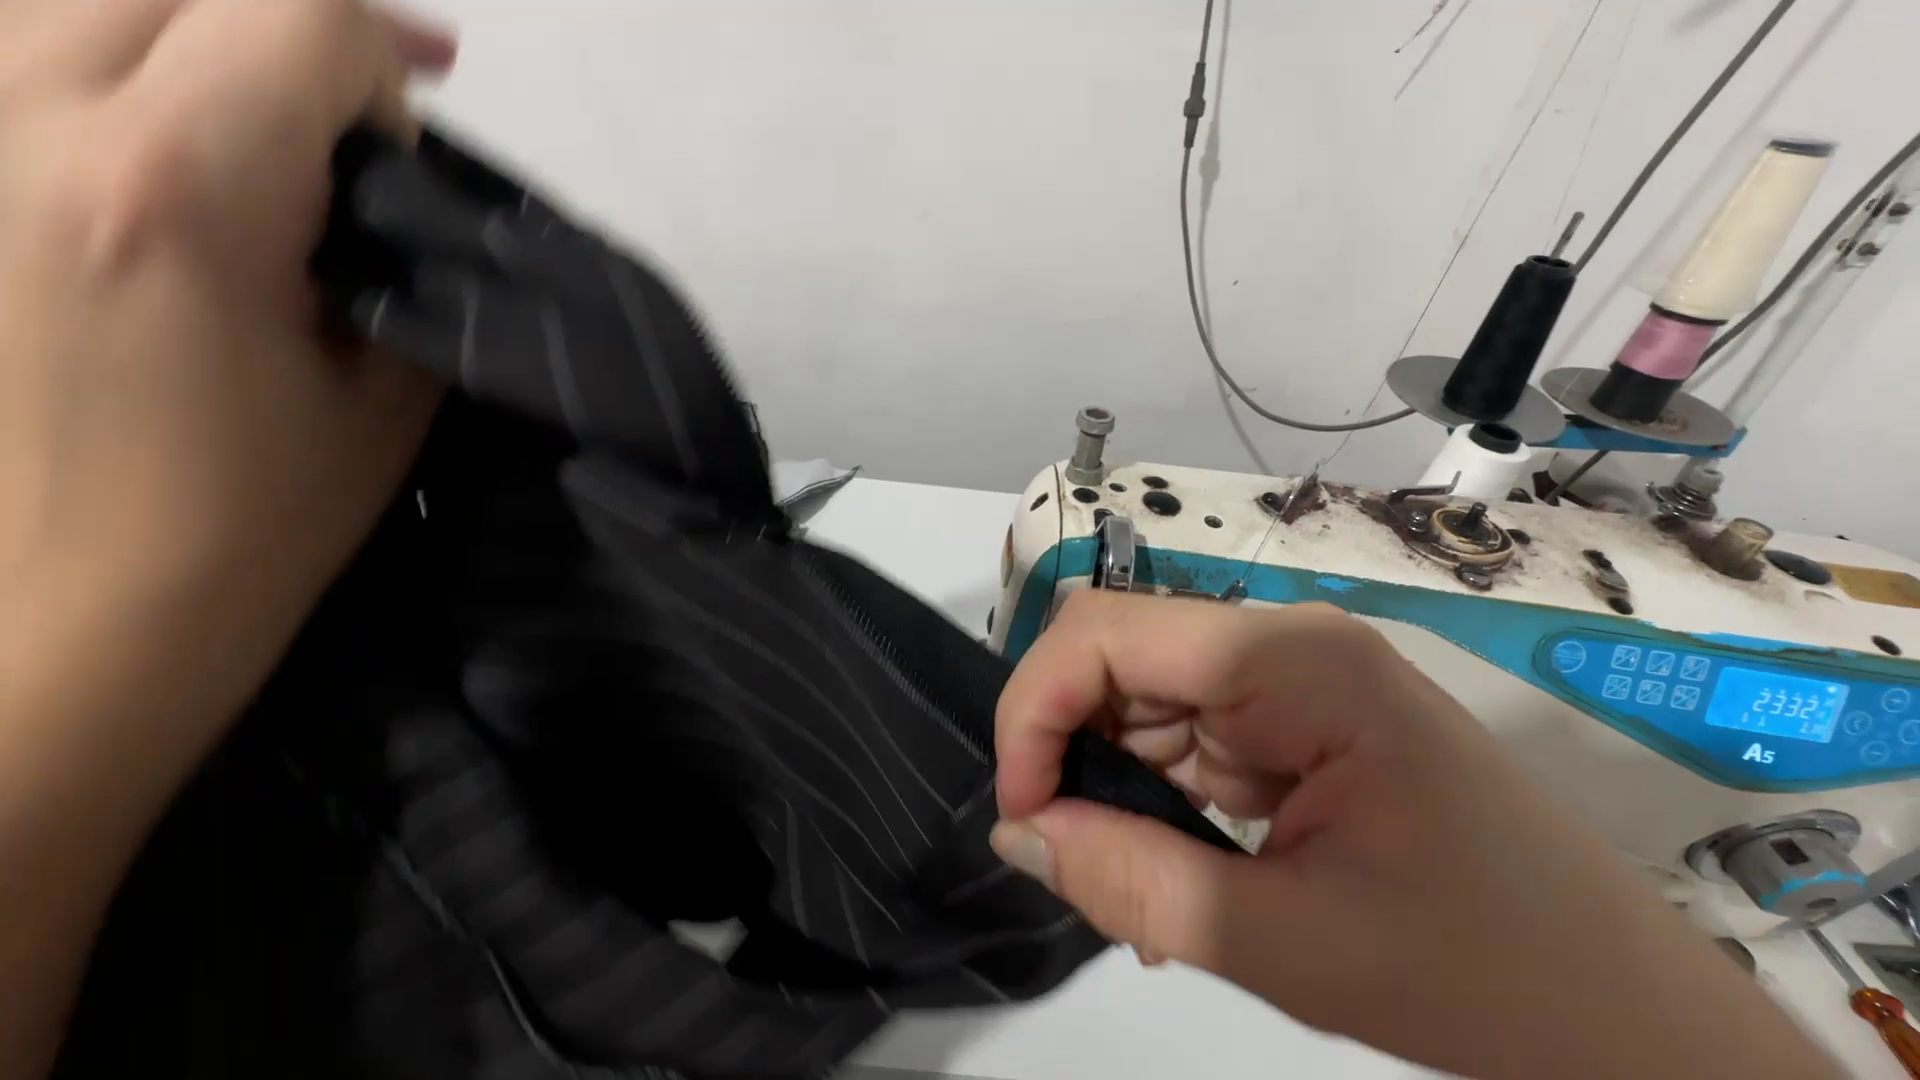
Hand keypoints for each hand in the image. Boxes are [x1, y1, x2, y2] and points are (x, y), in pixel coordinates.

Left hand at [0, 0, 454, 732]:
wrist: (64, 614)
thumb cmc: (255, 518)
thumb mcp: (389, 388)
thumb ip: (407, 256)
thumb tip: (395, 173)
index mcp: (177, 190)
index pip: (300, 15)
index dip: (382, 58)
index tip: (409, 149)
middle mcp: (22, 118)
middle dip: (303, 27)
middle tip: (374, 96)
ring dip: (206, 29)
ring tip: (282, 102)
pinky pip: (27, 54)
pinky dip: (115, 58)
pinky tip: (171, 115)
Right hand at [993, 592, 1839, 1079]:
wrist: (1626, 1011)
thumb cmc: (1480, 971)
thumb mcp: (1288, 942)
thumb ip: (1136, 883)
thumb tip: (1017, 833)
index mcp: (1294, 662)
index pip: (1106, 632)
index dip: (1036, 709)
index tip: (1024, 816)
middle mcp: (1284, 646)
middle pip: (1117, 658)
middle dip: (1068, 751)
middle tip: (1075, 862)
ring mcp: (1290, 681)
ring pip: (1139, 702)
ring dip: (1108, 783)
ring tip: (1134, 886)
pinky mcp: (1292, 722)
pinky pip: (1181, 738)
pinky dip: (1150, 799)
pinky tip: (1175, 870)